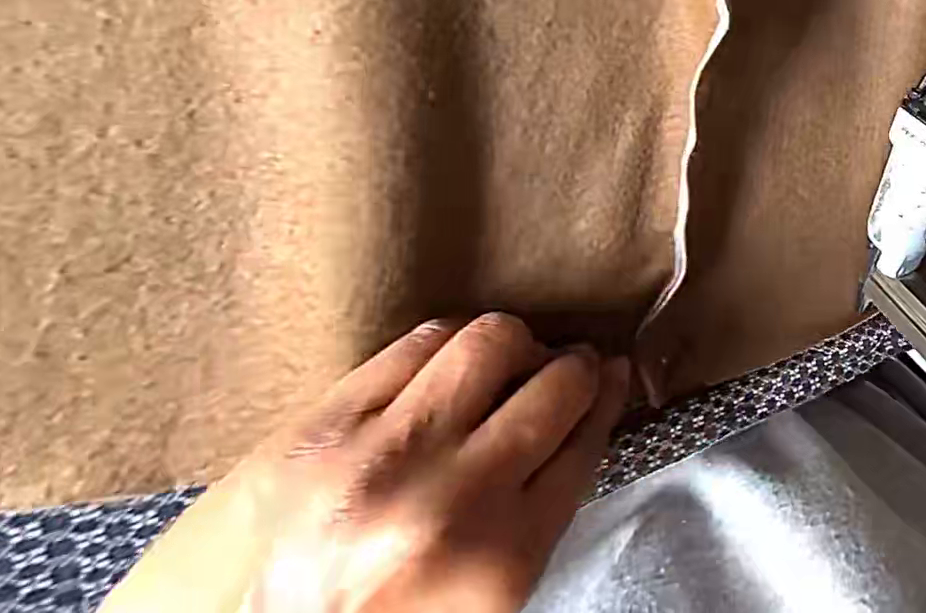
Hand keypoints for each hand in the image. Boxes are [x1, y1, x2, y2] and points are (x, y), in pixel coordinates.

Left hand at [103, 313, 629, 612]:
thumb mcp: (482, 597)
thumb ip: (546, 500)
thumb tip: (600, 391)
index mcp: (497, 563)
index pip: (589, 439)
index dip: (606, 398)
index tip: (609, 375)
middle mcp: (447, 504)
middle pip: (561, 383)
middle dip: (574, 371)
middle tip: (559, 376)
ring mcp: (378, 459)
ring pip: (496, 340)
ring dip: (514, 349)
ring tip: (496, 374)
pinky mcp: (316, 428)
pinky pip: (423, 339)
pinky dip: (449, 346)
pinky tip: (441, 374)